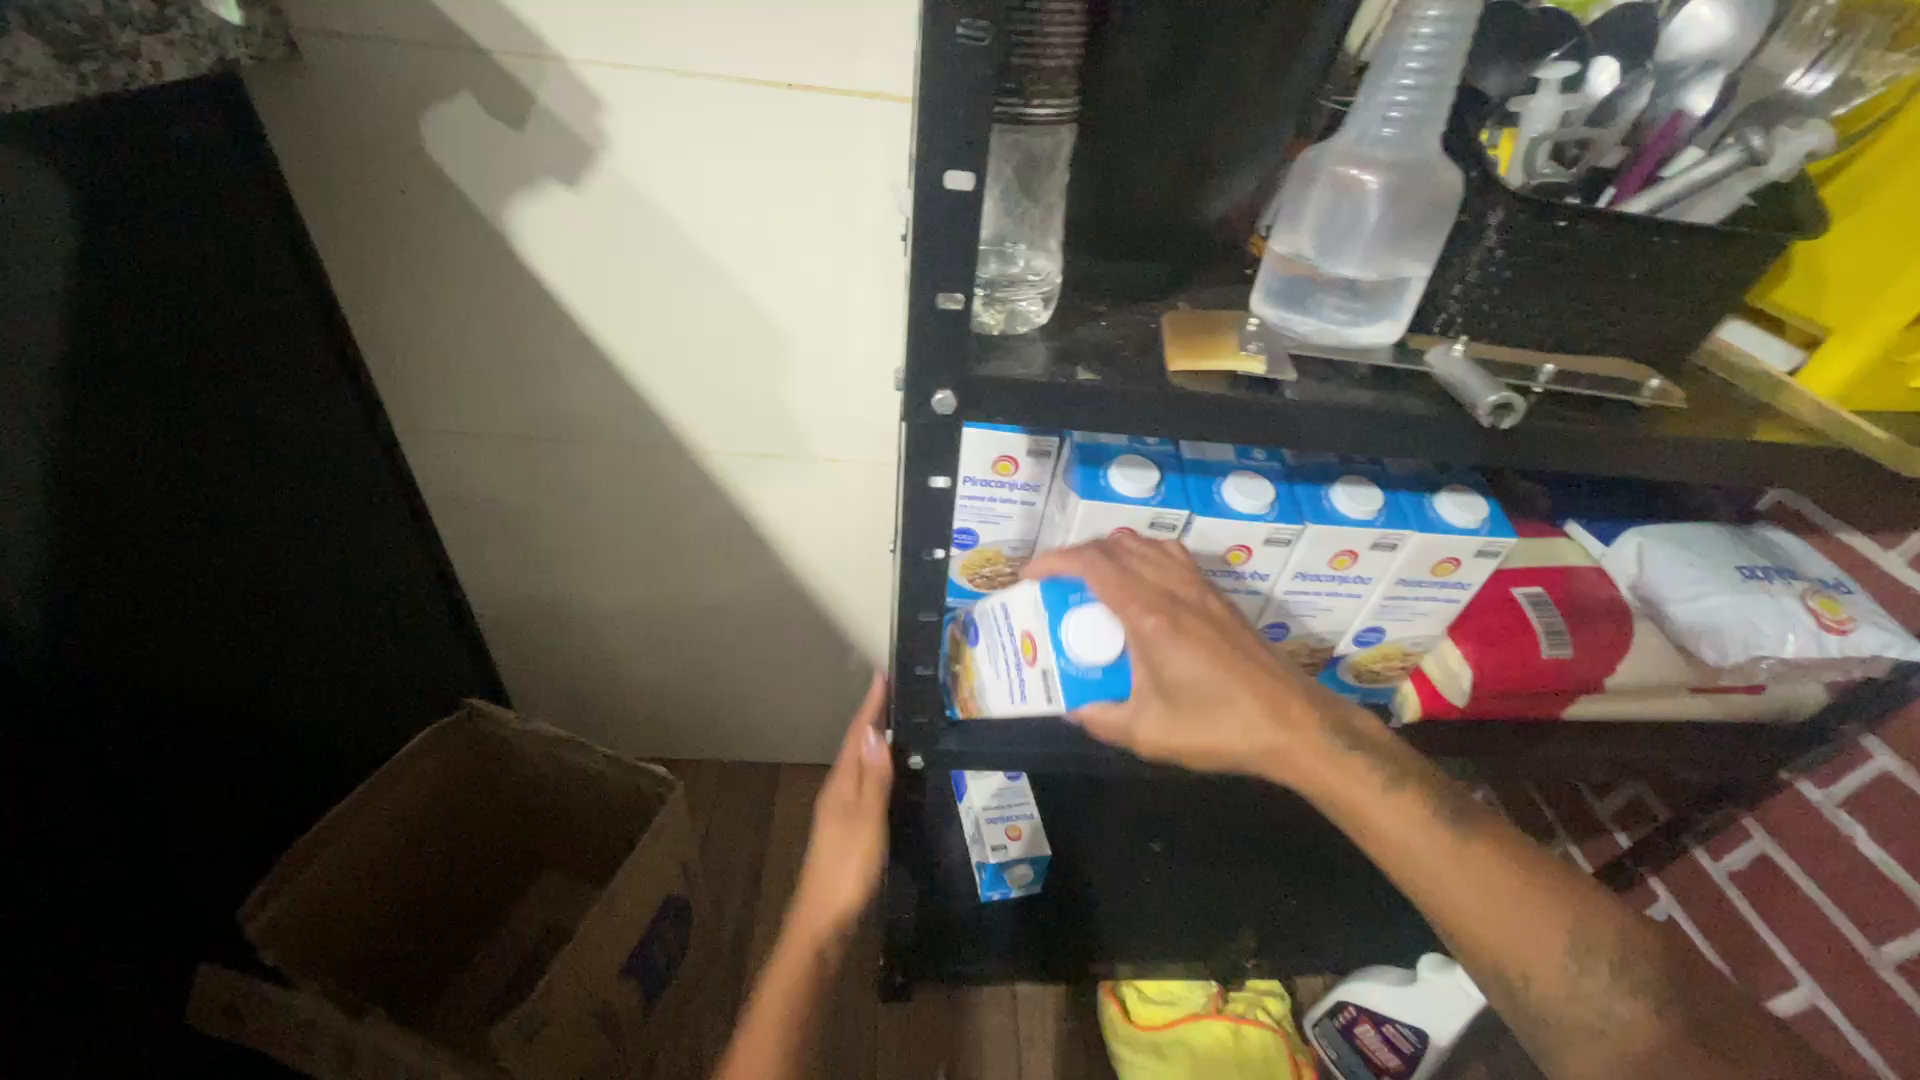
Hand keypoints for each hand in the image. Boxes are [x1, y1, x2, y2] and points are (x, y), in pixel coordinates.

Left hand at [788, 671, 893, 940]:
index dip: (870, 706)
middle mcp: (838, 793)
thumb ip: (872, 778)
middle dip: (874, 719)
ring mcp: (841, 813)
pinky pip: (865, 787)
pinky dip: (878, 771)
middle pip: (856, 747)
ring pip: (860, 767)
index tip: (883, 675)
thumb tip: (873, 731)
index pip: (856, 736)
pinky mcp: (849, 832)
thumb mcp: (866, 821)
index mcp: (840, 786)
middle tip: (897, 693)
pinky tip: (891, 777)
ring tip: (898, 725)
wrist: (824, 922)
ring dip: (876, 744)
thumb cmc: (846, 869)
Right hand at [1023, 535, 1373, 785]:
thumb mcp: (1147, 733)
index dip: (1054, 561)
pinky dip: (1145, 557)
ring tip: (1092, 579)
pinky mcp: (1219, 598)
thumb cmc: (1218, 728)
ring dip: (1112, 551)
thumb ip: (1100, 718)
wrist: (1294, 724)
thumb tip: (1074, 709)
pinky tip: (1141, 588)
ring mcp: (1201, 589)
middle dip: (1077, 554)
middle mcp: (1173, 589)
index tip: (1030, 576)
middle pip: (1117, 546)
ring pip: (1148, 545)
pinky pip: (1173, 557)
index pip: (1092, 564)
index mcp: (1149, 615)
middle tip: (1056, 582)